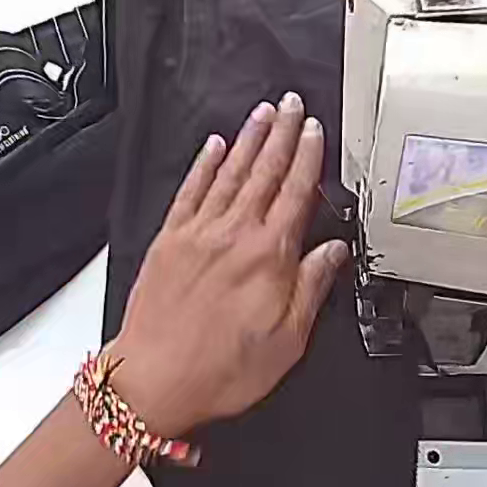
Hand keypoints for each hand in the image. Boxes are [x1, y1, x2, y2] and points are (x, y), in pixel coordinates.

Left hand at [107, 92, 349, 437]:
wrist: (154, 381)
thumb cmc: (220, 368)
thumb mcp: (287, 340)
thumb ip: (311, 287)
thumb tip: (333, 252)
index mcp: (267, 258)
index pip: (294, 194)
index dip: (307, 158)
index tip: (314, 132)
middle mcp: (233, 236)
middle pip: (263, 173)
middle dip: (281, 134)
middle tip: (291, 104)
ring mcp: (198, 235)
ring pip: (229, 174)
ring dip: (248, 140)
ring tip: (262, 113)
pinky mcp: (169, 242)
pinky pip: (190, 192)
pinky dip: (203, 165)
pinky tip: (214, 147)